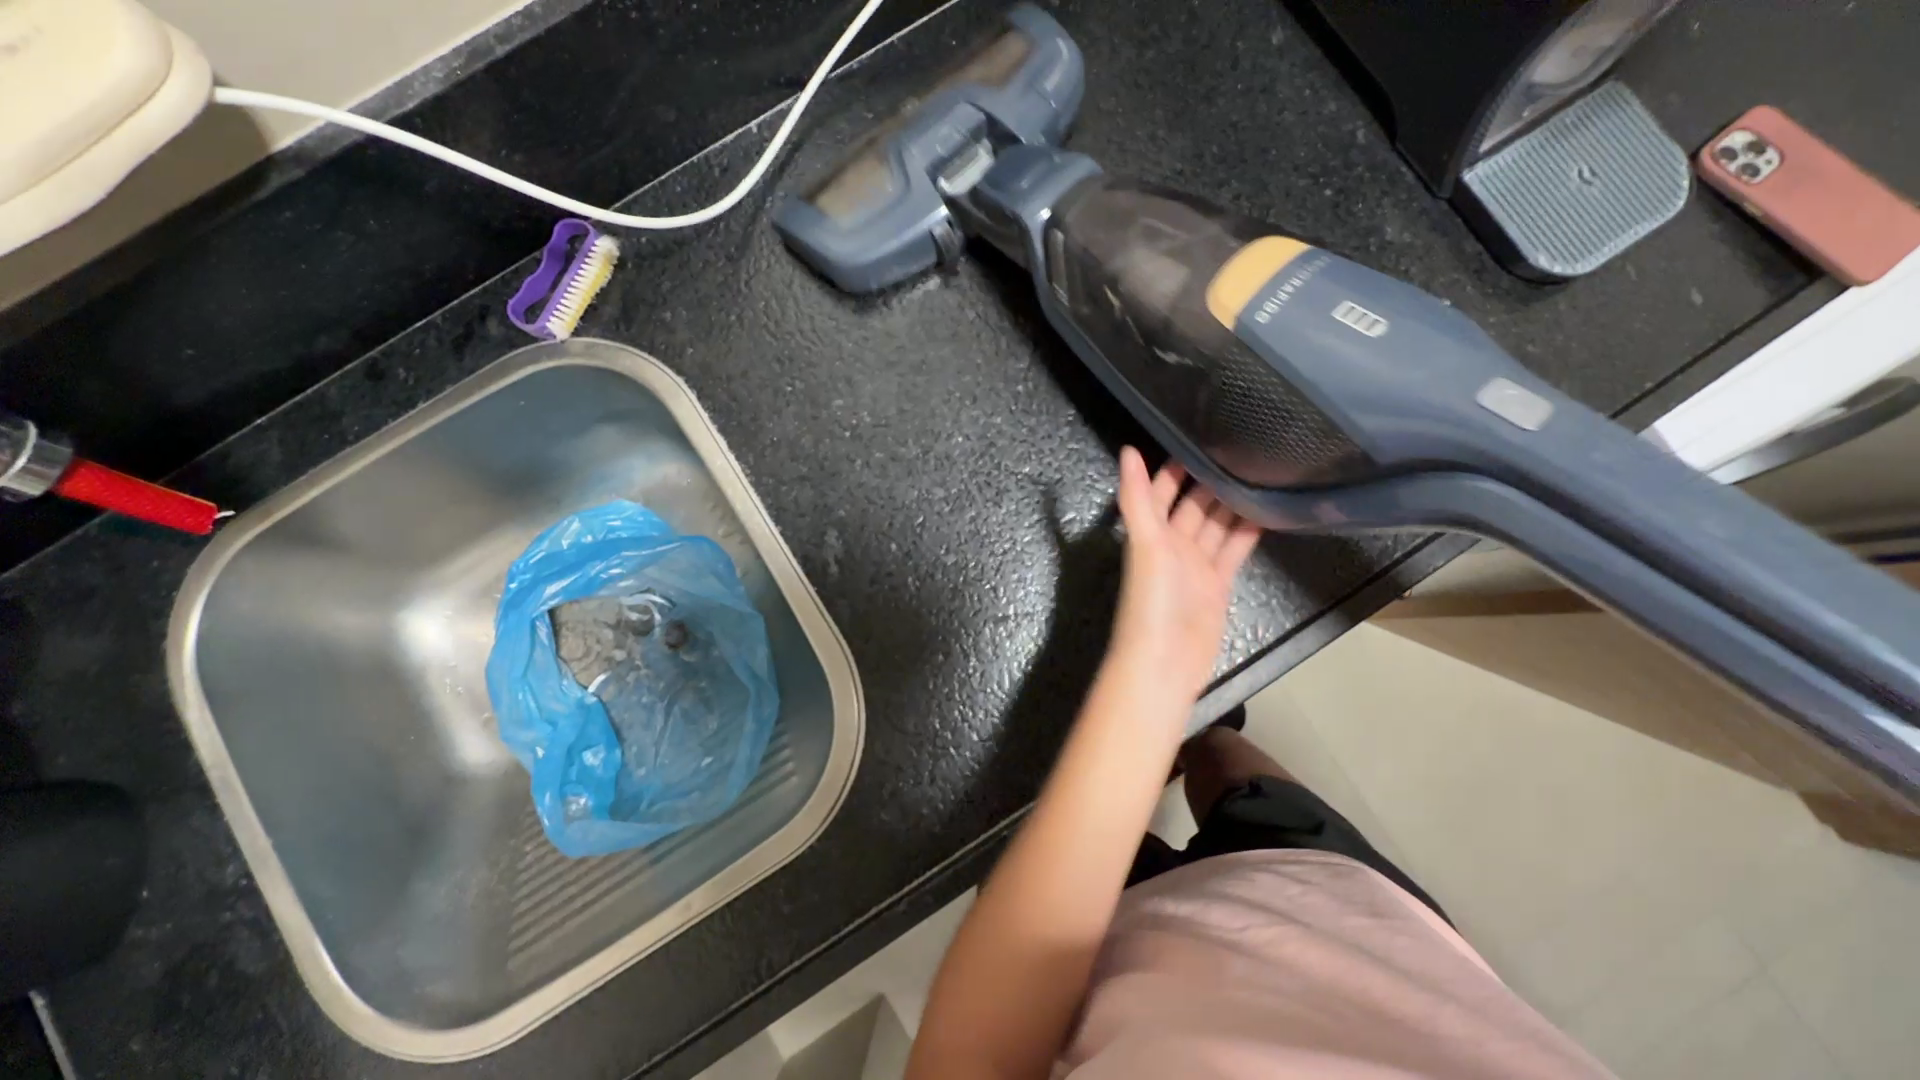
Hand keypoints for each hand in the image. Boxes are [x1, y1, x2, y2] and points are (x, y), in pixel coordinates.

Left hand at [1109, 446, 1262, 702]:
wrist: (1165, 661)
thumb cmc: (1151, 601)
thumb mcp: (1144, 543)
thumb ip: (1137, 497)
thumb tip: (1127, 451)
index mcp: (1150, 533)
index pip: (1160, 491)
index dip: (1173, 467)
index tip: (1198, 435)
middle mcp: (1172, 545)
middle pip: (1193, 506)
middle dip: (1211, 479)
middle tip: (1241, 447)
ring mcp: (1195, 566)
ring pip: (1216, 526)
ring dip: (1233, 502)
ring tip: (1260, 470)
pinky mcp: (1217, 584)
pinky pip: (1233, 551)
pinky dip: (1247, 533)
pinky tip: (1268, 511)